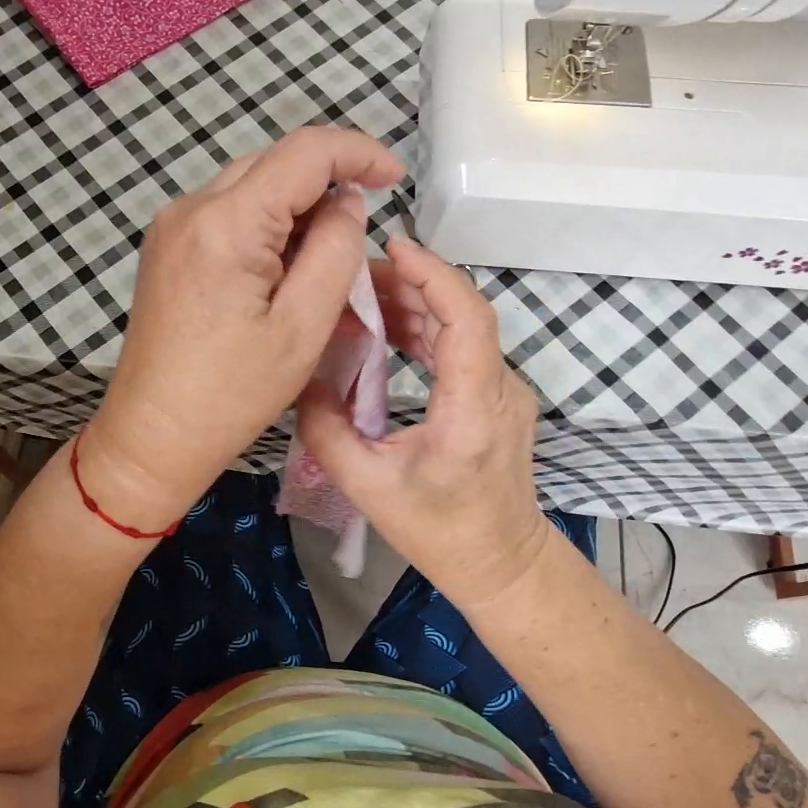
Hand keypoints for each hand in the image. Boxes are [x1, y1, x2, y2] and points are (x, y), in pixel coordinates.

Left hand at [81, 126, 404, 528]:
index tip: (397, 179)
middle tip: (356, 243)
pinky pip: (226, 215)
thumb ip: (336, 250)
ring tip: (317, 269)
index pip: (304, 152)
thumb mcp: (304, 326)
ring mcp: (170, 227)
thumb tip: (347, 201)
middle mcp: (189, 209)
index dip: (358, 153)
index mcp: (225, 223)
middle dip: (325, 188)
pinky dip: (263, 229)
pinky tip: (278, 274)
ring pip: (250, 188)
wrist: (154, 433)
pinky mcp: (166, 248)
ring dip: (294, 212)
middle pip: (274, 165)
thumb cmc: (232, 393)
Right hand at [296, 236, 553, 604]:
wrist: (501, 562)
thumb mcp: (366, 487)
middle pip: (463, 313)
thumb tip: (302, 380)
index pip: (466, 318)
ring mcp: (505, 393)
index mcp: (472, 408)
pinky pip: (464, 349)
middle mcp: (499, 390)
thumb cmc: (438, 531)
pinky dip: (426, 330)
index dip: (433, 274)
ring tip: (363, 297)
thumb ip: (326, 430)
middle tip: (354, 276)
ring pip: (464, 328)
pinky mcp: (497, 399)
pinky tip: (389, 330)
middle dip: (410, 283)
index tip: (392, 246)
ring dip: (417, 304)